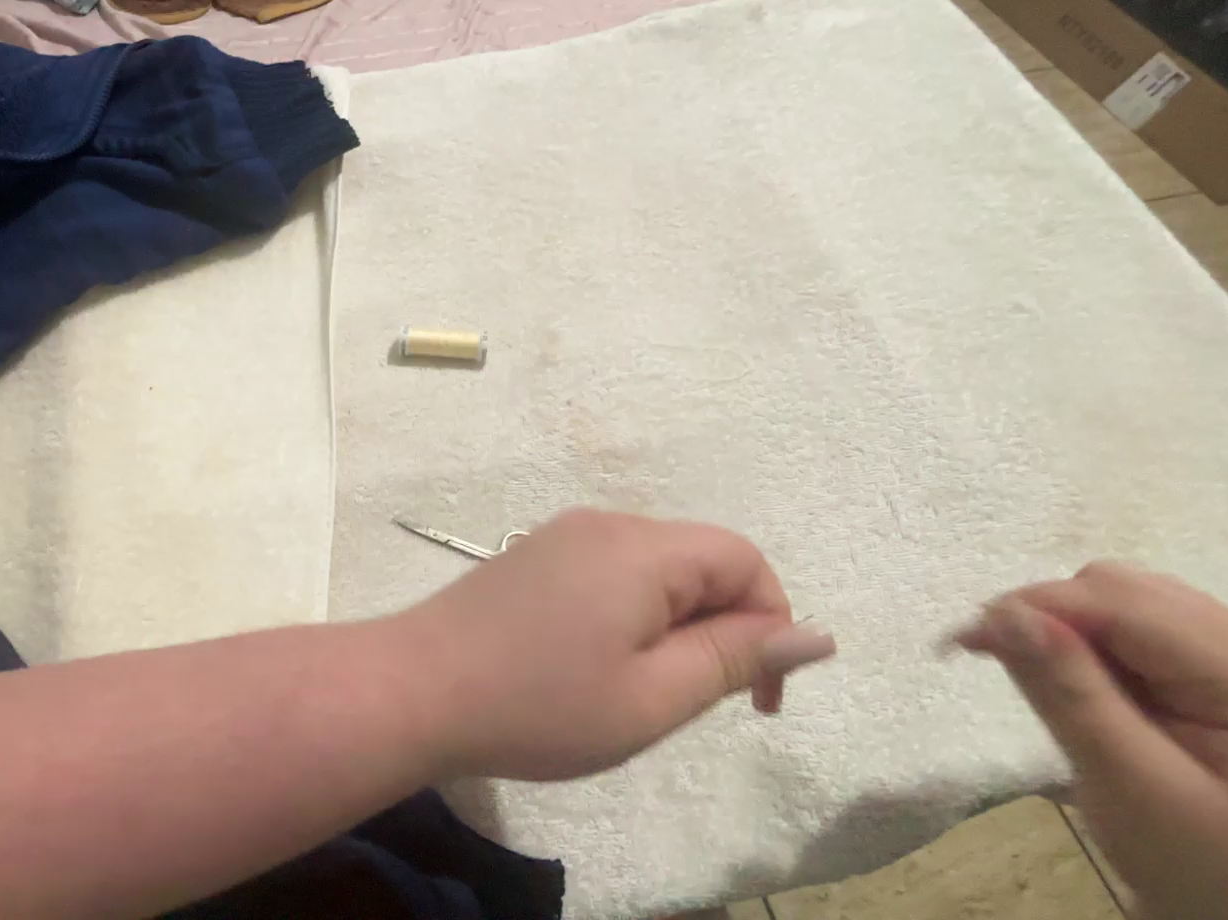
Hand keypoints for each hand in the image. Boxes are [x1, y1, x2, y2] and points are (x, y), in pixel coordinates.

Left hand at [391, 509, 835, 781]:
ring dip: (671, 625)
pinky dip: (628, 614)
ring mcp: (560, 535)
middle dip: (718, 626)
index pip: (742, 558)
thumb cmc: (538, 704)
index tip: (756, 698)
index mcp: (639, 547)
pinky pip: (608, 572)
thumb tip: (812, 632)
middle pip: (697, 559)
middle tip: (686, 699)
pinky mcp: (532, 555)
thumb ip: (735, 657)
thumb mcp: (652, 696)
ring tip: (635, 687)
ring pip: (652, 569)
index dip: (769, 622)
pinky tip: (593, 663)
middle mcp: (602, 523)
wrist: (415, 688)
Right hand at [956, 564, 1227, 919]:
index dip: (1033, 606)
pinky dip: (1095, 647)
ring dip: (1069, 629)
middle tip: (998, 657)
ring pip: (1135, 605)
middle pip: (1130, 591)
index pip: (1122, 601)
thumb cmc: (1217, 874)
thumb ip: (1069, 694)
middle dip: (1050, 615)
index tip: (962, 642)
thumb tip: (1002, 614)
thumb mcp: (1135, 789)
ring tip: (1033, 672)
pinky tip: (1078, 683)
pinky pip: (1150, 637)